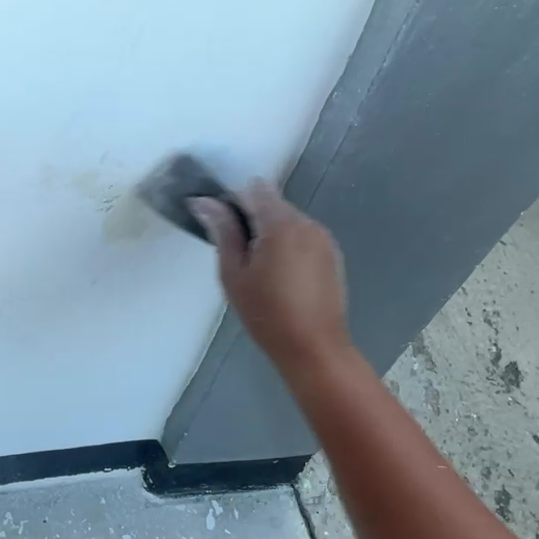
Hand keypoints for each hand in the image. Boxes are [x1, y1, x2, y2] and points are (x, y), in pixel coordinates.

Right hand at [190, 182, 354, 377]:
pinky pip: (303, 236)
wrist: (315, 349)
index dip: (235, 202)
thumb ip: (222, 231)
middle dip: (253, 218)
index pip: (254, 190)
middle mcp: (307, 223)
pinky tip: (282, 276)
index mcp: (280, 224)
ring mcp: (324, 238)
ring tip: (261, 269)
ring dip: (271, 232)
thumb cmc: (266, 313)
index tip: (224, 228)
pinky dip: (289, 245)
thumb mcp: (233, 273)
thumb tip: (205, 201)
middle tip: (239, 255)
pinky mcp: (333, 254)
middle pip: (273, 203)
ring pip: (289, 220)